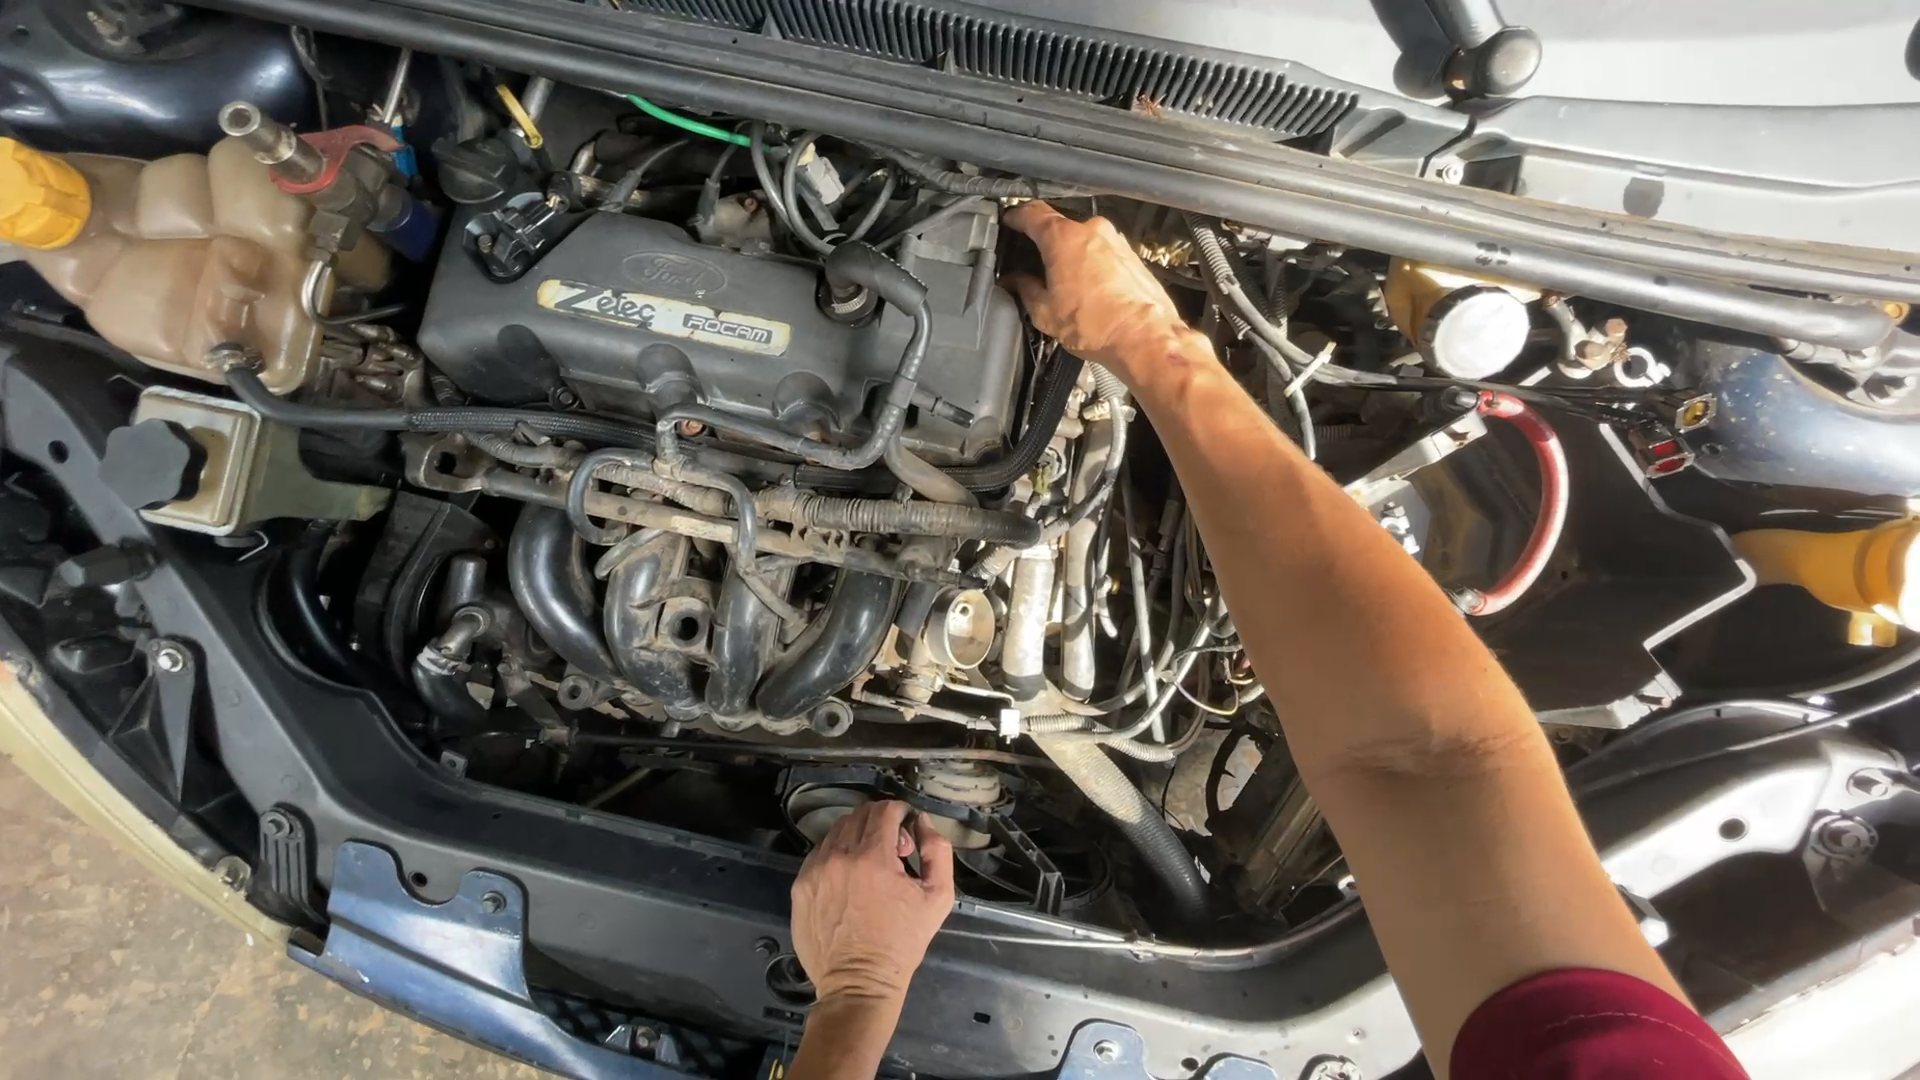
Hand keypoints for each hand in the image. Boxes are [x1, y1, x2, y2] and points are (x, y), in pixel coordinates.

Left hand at [791, 800, 954, 1005]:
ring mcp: (815, 871)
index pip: (885, 809)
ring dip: (857, 835)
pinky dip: (836, 854)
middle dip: (880, 821)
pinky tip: (848, 877)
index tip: (907, 833)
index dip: (901, 813)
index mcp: (873, 857)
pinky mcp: (800, 886)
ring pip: (837, 830)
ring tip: (869, 864)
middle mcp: (839, 856)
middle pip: (860, 814)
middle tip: (892, 848)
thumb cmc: (902, 942)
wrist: (858, 984)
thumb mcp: (938, 898)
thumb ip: (937, 850)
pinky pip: (819, 853)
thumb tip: (920, 821)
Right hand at [1004, 201, 1198, 385]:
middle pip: (1060, 229)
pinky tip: (1088, 293)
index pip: (1033, 214)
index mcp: (1063, 239)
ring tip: (1065, 291)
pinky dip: (1091, 268)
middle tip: (1035, 269)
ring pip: (1083, 243)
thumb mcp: (1045, 313)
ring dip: (1071, 260)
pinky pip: (1102, 255)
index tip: (1010, 221)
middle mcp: (1091, 231)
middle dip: (1046, 247)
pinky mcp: (1131, 256)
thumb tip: (1017, 282)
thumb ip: (1026, 290)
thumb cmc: (1099, 326)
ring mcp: (1115, 241)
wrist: (1144, 337)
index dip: (1016, 216)